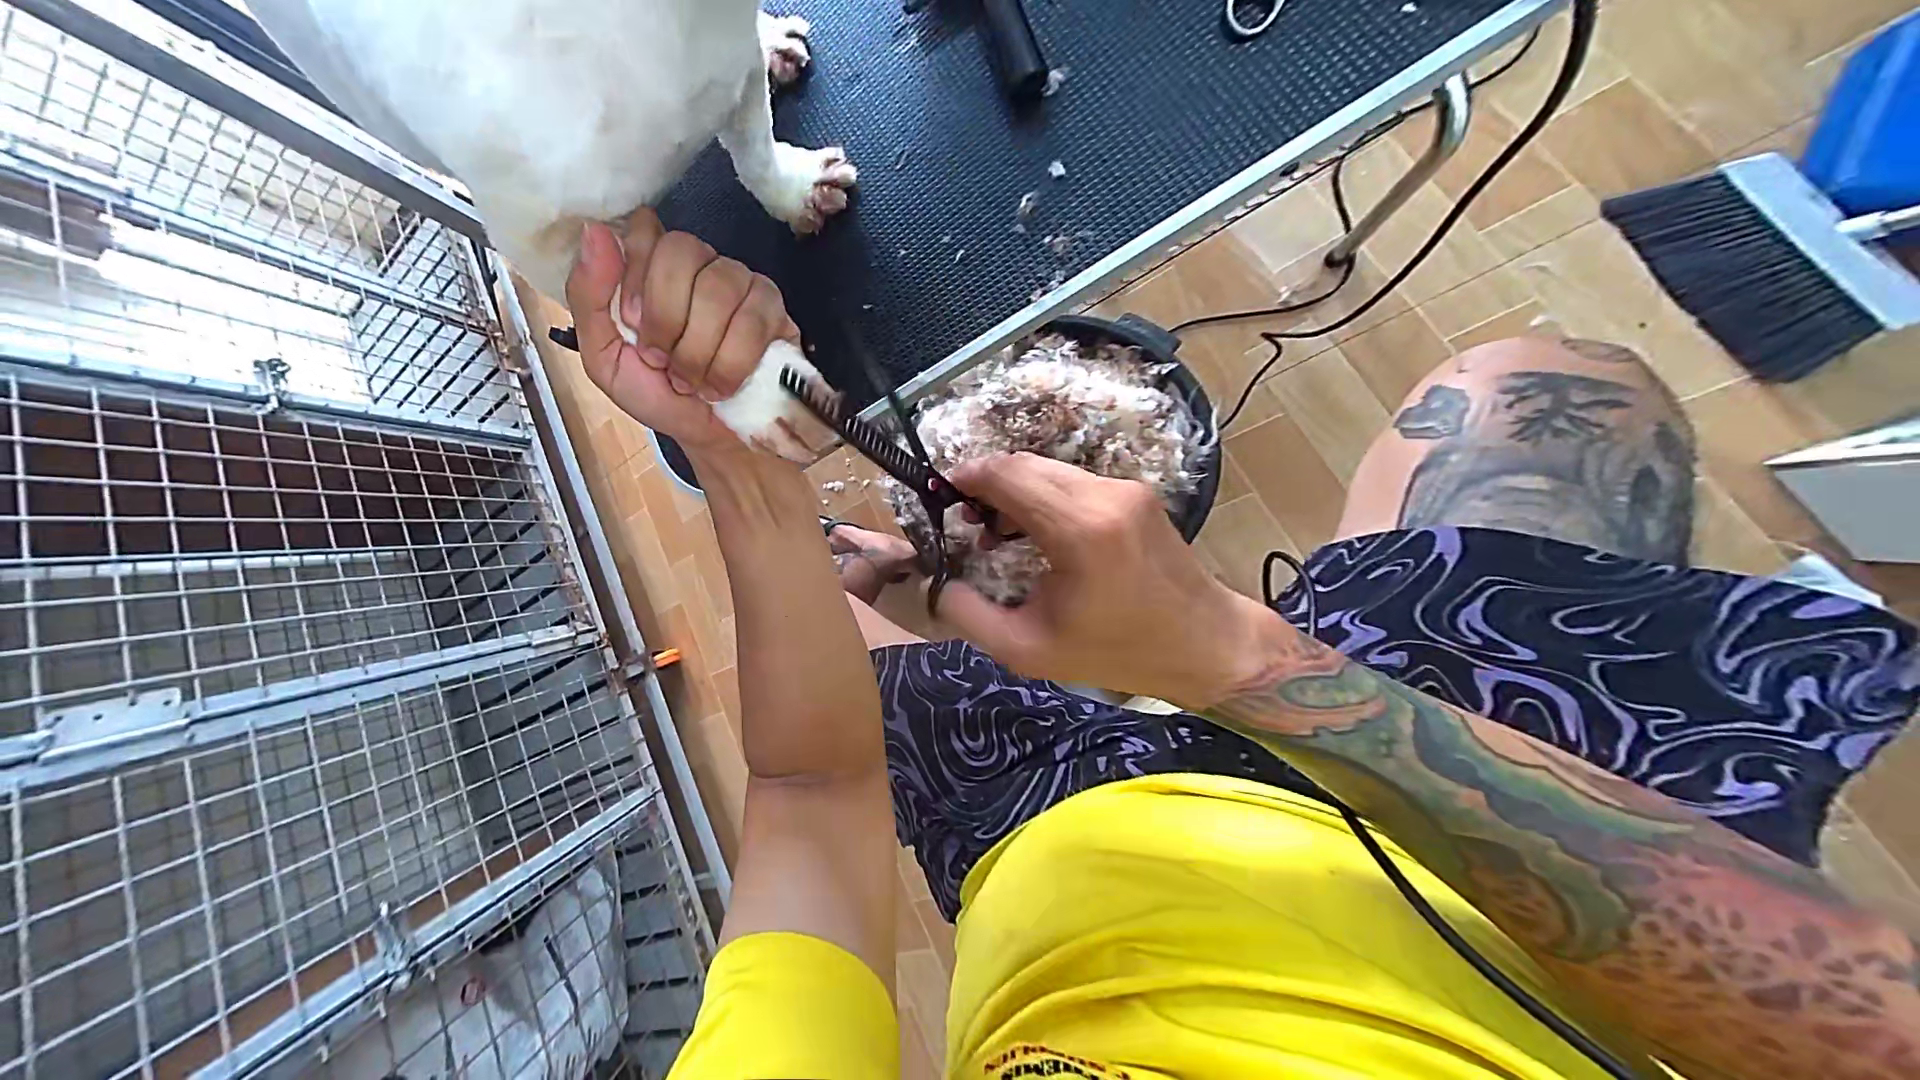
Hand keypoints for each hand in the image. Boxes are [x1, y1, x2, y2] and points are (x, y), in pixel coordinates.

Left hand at [564, 211, 799, 456]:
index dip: (637, 275)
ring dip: (698, 349)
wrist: (711, 440)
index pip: (646, 230)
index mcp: (654, 267)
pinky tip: (723, 385)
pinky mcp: (774, 312)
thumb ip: (589, 297)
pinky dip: (731, 362)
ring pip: (719, 288)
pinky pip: (753, 321)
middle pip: (682, 252)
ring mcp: (742, 284)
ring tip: (693, 381)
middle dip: (666, 317)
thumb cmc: (659, 396)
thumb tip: (595, 231)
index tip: (631, 322)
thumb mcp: (604, 357)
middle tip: (661, 360)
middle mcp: (700, 265)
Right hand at [934, 453, 1297, 708]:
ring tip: (997, 532)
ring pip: (1050, 470)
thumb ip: (968, 615)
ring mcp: (1126, 490)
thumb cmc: (1117, 653)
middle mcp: (1105, 495)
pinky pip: (1075, 481)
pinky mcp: (1138, 494)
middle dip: (987, 485)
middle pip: (1025, 465)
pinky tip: (1038, 532)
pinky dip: (1045, 496)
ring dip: (1015, 490)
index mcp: (1079, 530)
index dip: (966, 477)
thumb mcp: (1028, 650)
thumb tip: (936, 581)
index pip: (1007, 474)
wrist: (1206, 645)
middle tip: (967, 522)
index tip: (941, 495)